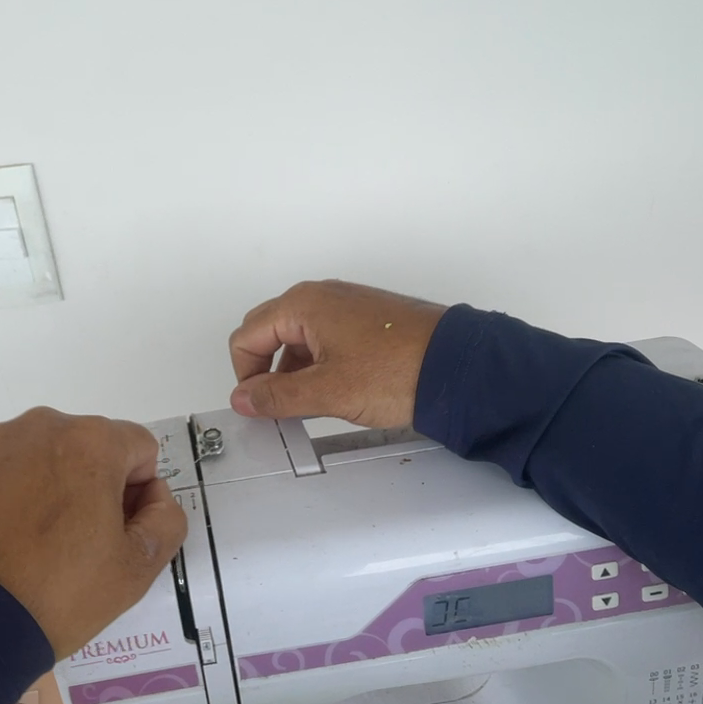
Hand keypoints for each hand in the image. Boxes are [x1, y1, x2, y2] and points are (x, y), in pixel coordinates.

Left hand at [0, 408, 188, 659]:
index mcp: (92, 441)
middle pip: (88, 448)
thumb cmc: (53, 592)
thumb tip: (152, 496)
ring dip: (46, 488)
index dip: (139, 493)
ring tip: (26, 549)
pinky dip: (2, 497)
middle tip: (74, 547)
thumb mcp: (135, 571)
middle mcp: (41, 427)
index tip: (116, 534)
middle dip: (91, 487)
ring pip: (39, 458)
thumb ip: (165, 521)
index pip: (140, 449)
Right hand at [228, 280, 447, 427]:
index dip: (246, 376)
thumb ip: (276, 396)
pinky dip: (316, 363)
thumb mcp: (327, 392)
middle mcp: (320, 296)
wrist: (459, 366)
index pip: (246, 337)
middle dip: (264, 370)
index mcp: (302, 304)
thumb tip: (243, 398)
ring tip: (309, 404)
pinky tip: (333, 390)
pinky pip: (323, 338)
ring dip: (291, 370)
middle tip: (278, 406)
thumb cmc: (396, 371)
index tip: (260, 406)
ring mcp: (345, 305)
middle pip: (266, 332)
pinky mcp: (365, 318)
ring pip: (296, 337)